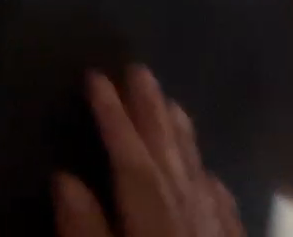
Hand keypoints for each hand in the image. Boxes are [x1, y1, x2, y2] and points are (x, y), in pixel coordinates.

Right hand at [55, 66, 243, 236]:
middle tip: (141, 72)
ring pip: (204, 190)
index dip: (114, 122)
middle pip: (175, 171)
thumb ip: (85, 234)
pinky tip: (211, 178)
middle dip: (155, 120)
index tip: (96, 77)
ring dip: (185, 145)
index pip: (135, 169)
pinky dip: (214, 191)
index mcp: (156, 235)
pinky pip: (228, 222)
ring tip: (172, 106)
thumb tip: (65, 177)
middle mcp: (194, 236)